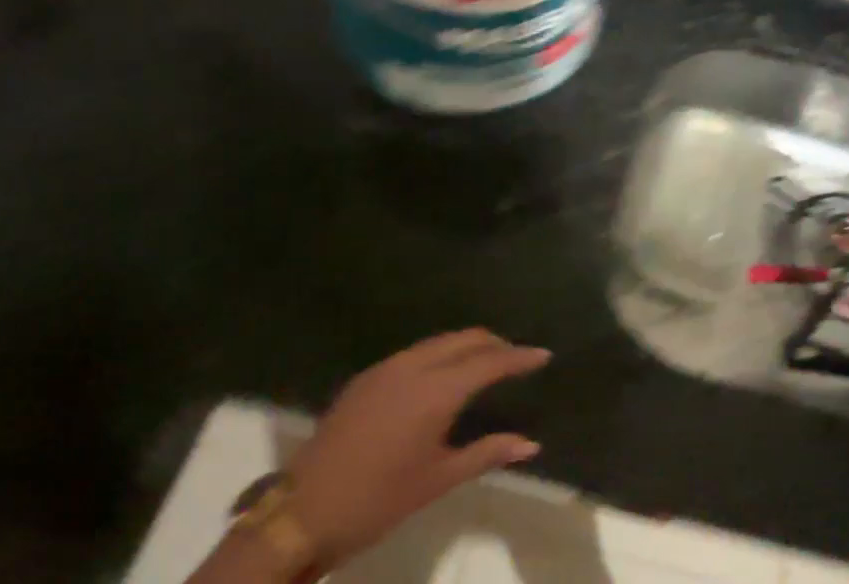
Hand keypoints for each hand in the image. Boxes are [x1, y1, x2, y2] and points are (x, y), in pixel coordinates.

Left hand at [284, 330, 550, 570]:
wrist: (305, 510)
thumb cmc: (379, 499)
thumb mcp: (438, 479)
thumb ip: (487, 453)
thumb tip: (531, 444)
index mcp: (435, 391)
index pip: (488, 362)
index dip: (518, 357)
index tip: (543, 355)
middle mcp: (412, 367)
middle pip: (462, 339)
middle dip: (494, 343)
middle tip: (517, 357)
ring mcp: (384, 369)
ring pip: (436, 342)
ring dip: (465, 346)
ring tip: (485, 364)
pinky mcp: (365, 379)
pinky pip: (412, 354)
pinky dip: (438, 355)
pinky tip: (442, 377)